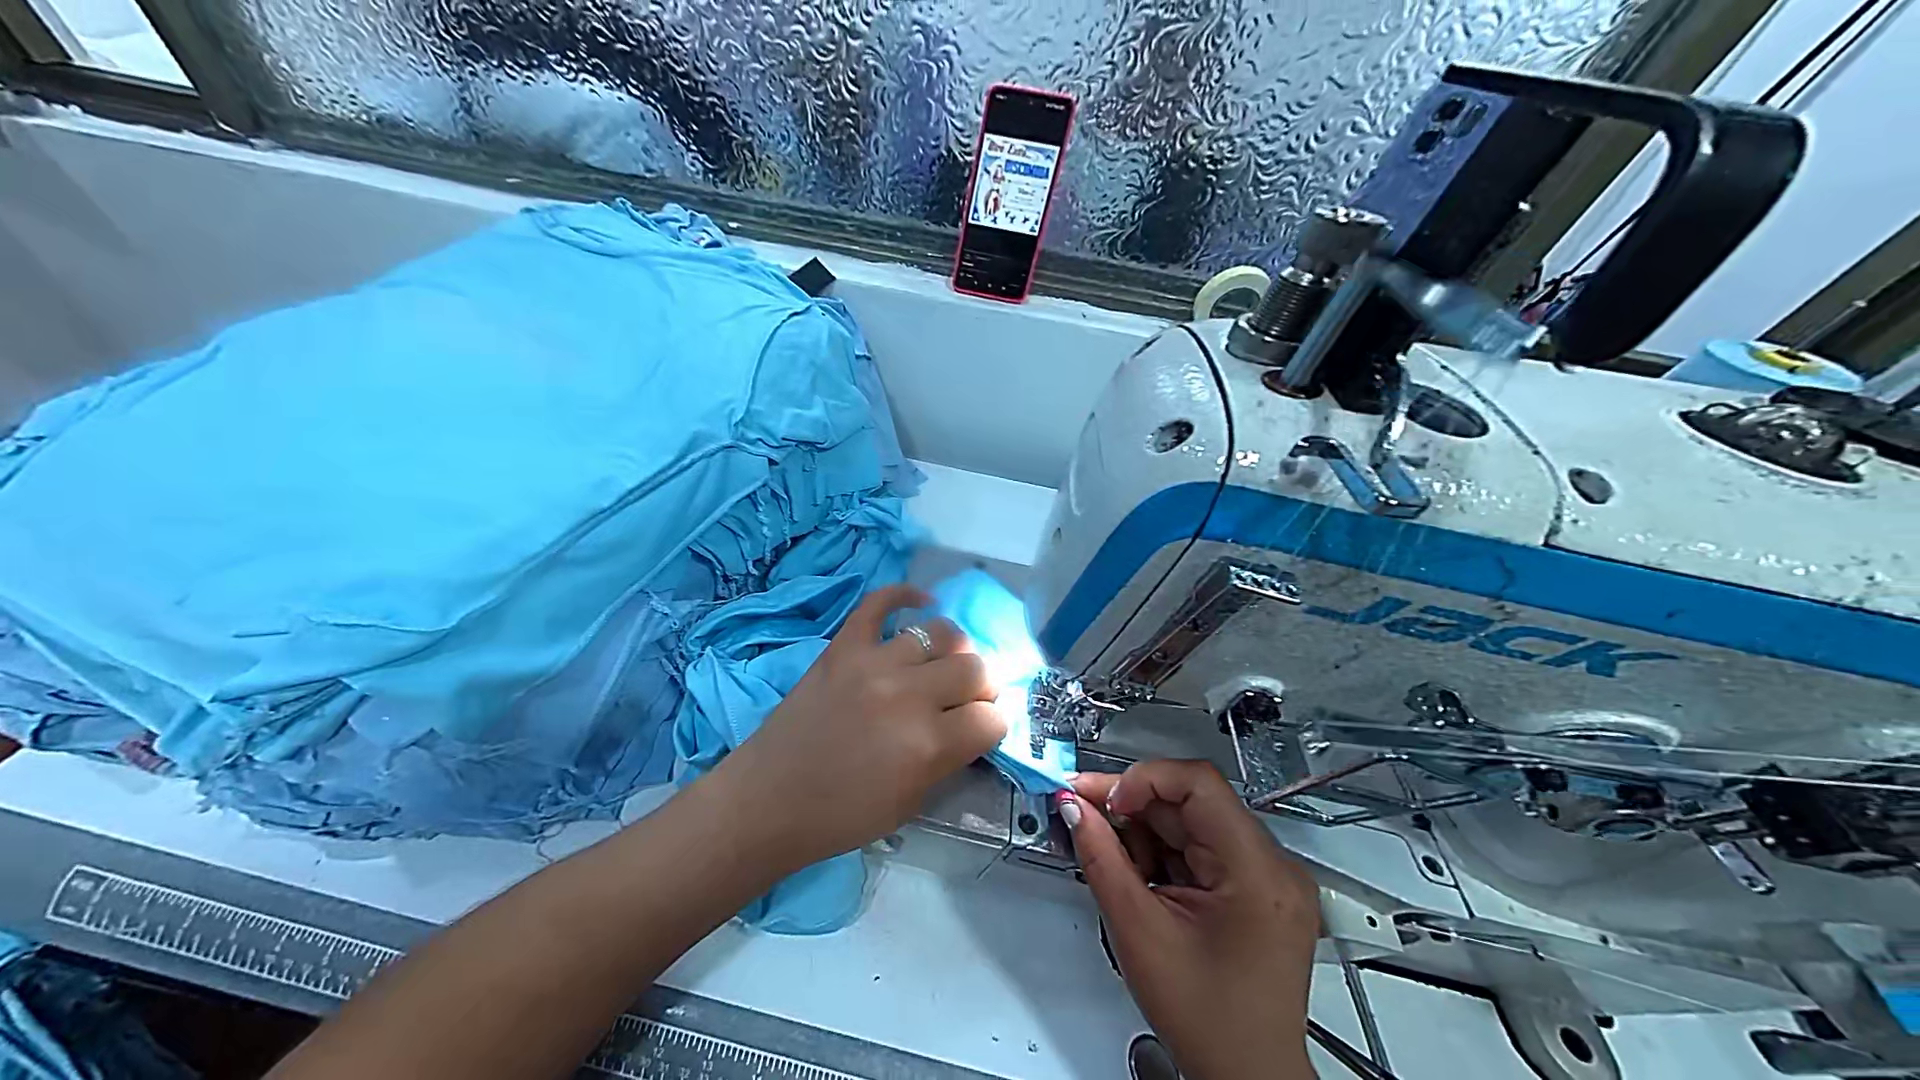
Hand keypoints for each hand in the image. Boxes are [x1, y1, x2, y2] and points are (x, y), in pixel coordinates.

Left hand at [716, 585, 1005, 867]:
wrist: (770, 800)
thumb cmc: (843, 815)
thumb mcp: (912, 802)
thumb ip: (950, 758)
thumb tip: (975, 724)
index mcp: (929, 745)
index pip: (991, 718)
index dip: (992, 725)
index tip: (980, 729)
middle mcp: (909, 695)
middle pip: (974, 669)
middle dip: (980, 688)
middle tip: (963, 700)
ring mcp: (874, 662)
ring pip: (942, 631)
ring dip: (952, 650)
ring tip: (941, 665)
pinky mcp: (844, 646)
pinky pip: (880, 602)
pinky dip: (904, 595)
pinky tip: (921, 601)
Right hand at [1061, 760, 1320, 1079]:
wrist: (1245, 1075)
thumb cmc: (1209, 1022)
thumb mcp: (1138, 931)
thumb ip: (1100, 857)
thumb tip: (1075, 807)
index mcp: (1257, 872)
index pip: (1199, 783)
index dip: (1143, 779)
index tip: (1102, 797)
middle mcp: (1273, 865)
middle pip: (1190, 801)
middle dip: (1133, 806)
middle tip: (1085, 813)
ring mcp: (1267, 875)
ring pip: (1190, 820)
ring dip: (1145, 832)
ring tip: (1119, 866)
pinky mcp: (1255, 885)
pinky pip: (1200, 845)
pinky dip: (1162, 852)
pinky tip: (1143, 879)